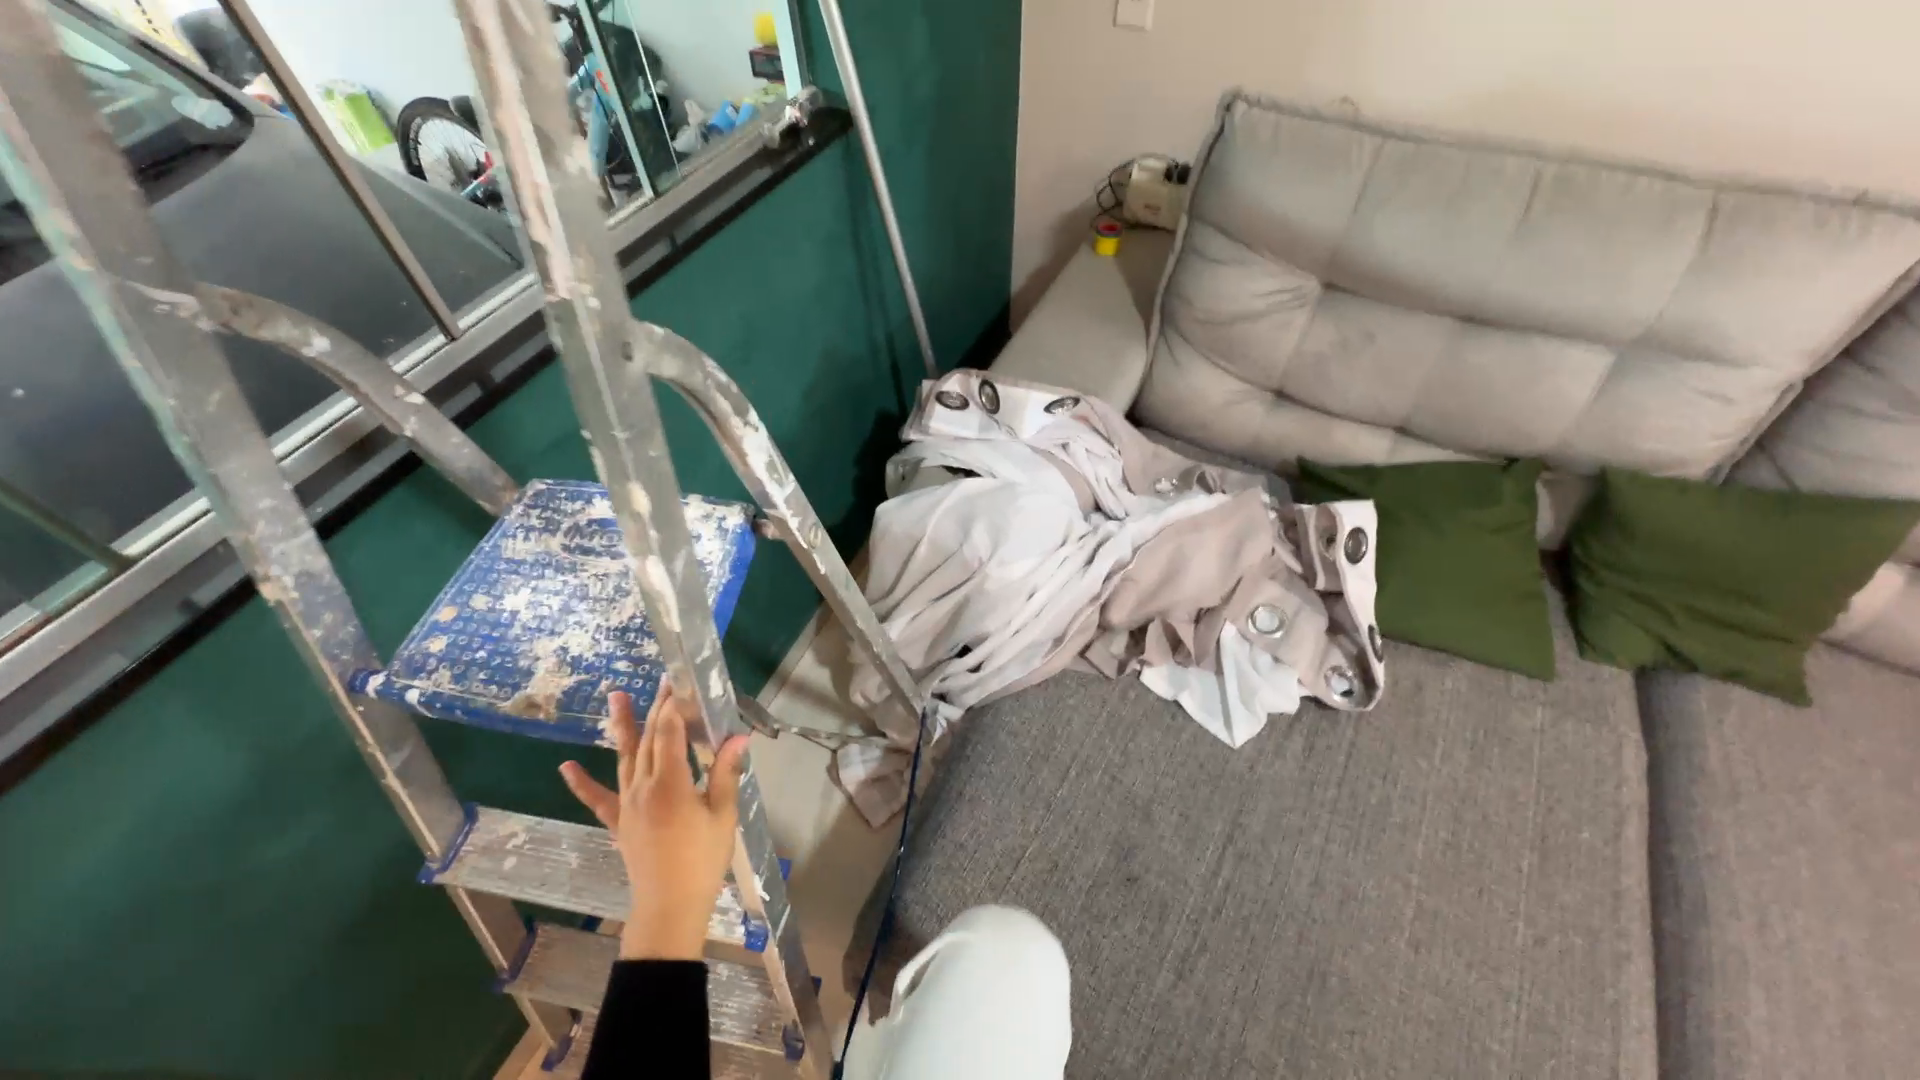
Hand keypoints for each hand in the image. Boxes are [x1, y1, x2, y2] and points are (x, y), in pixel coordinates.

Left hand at [560, 686, 749, 960]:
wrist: (670, 907)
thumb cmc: (703, 861)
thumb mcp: (723, 815)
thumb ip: (726, 774)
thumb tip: (738, 736)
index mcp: (670, 783)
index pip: (669, 732)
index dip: (676, 707)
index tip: (684, 685)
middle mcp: (643, 786)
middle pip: (648, 738)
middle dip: (656, 707)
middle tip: (664, 681)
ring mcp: (626, 803)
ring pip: (623, 757)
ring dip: (621, 725)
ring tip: (616, 695)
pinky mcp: (618, 822)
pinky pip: (598, 799)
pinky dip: (581, 783)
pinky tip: (565, 767)